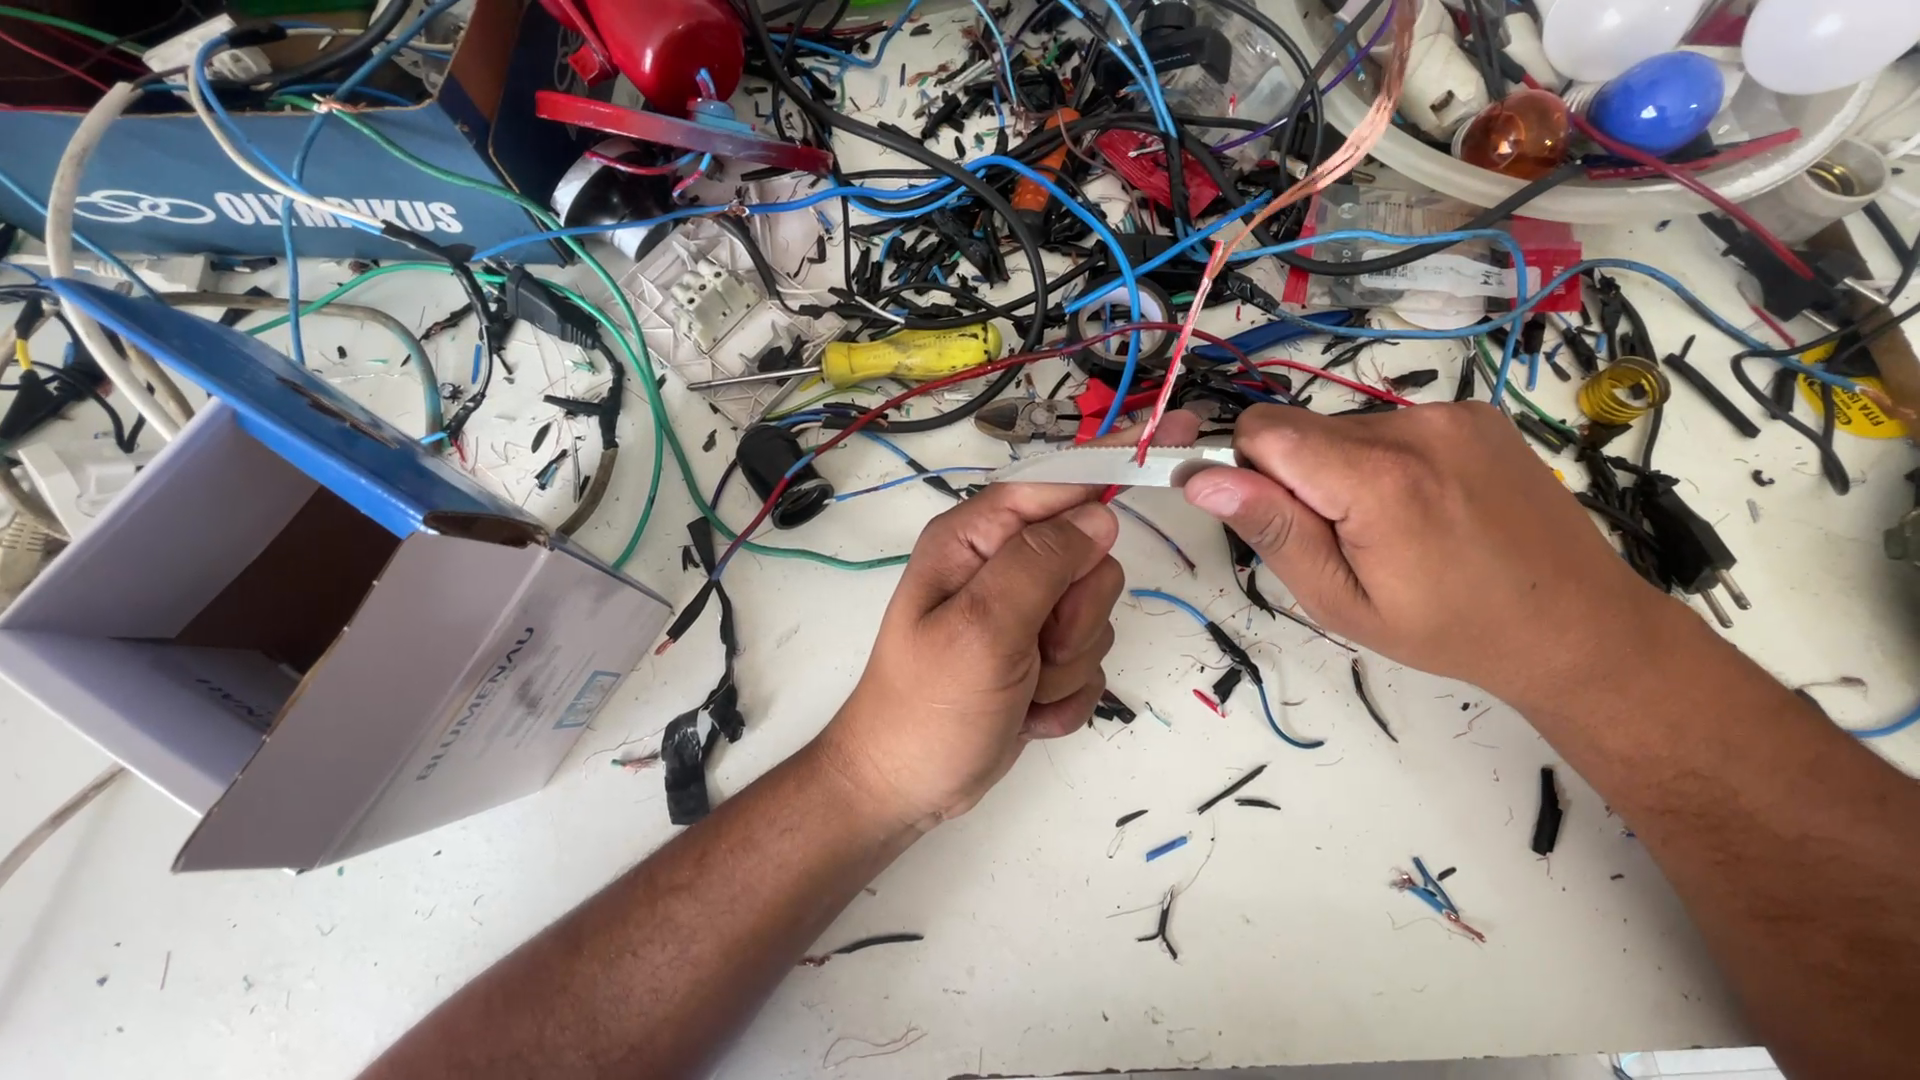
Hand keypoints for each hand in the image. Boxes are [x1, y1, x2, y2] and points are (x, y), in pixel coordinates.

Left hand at [814, 412, 1202, 831]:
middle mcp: (1003, 566)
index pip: (1057, 481)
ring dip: (1066, 665)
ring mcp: (1025, 614)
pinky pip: (1089, 662)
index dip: (1117, 457)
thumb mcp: (981, 629)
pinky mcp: (1041, 657)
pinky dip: (1063, 695)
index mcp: (975, 540)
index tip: (1177, 434)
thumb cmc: (929, 707)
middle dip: (1076, 615)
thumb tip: (1097, 517)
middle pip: (1091, 558)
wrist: (906, 786)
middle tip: (1036, 650)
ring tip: (1018, 688)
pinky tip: (1023, 712)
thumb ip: (1041, 564)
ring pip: (1096, 615)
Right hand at [1181, 403, 1671, 704]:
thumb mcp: (1340, 601)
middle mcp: (1415, 426)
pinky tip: (1424, 508)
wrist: (1576, 623)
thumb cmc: (1446, 629)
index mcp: (1377, 478)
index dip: (1250, 472)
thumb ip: (1272, 530)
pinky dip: (1383, 462)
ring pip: (1342, 428)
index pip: (1262, 429)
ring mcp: (1452, 414)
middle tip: (1344, 540)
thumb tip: (1201, 479)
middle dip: (1298, 478)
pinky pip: (1389, 426)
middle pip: (1301, 429)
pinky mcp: (1476, 413)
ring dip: (1342, 472)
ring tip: (1392, 529)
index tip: (1279, 520)